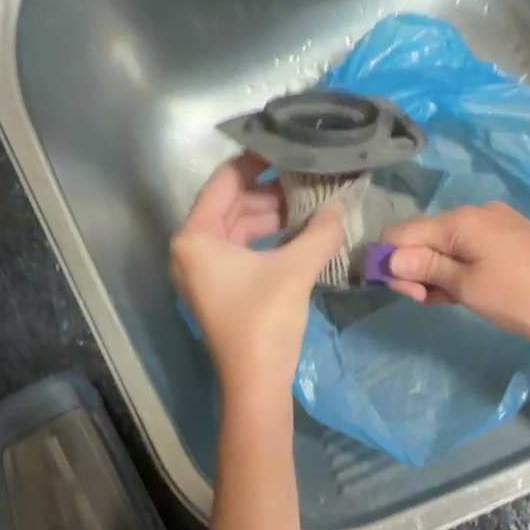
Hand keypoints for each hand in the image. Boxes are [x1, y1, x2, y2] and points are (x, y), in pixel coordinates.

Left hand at [170, 155, 345, 394]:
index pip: (225, 181)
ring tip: (310, 204)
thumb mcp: (295, 271)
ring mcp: (203, 273)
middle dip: (270, 191)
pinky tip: (299, 235)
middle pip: (232, 205)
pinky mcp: (220, 291)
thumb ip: (318, 233)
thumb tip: (338, 209)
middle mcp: (191, 250)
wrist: (256, 384)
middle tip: (308, 177)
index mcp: (194, 237)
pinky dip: (268, 241)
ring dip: (272, 217)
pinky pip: (243, 252)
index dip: (256, 159)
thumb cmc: (265, 323)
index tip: (286, 145)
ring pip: (239, 230)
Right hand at [379, 202, 529, 346]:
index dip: (387, 260)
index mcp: (460, 221)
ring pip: (449, 246)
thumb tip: (389, 258)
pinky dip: (459, 271)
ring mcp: (498, 226)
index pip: (403, 231)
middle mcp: (476, 214)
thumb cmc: (524, 296)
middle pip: (425, 236)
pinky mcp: (513, 240)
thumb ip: (428, 270)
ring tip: (445, 303)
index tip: (389, 292)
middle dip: (413, 268)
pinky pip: (471, 251)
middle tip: (421, 303)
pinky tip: (465, 293)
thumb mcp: (468, 287)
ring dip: (437, 273)